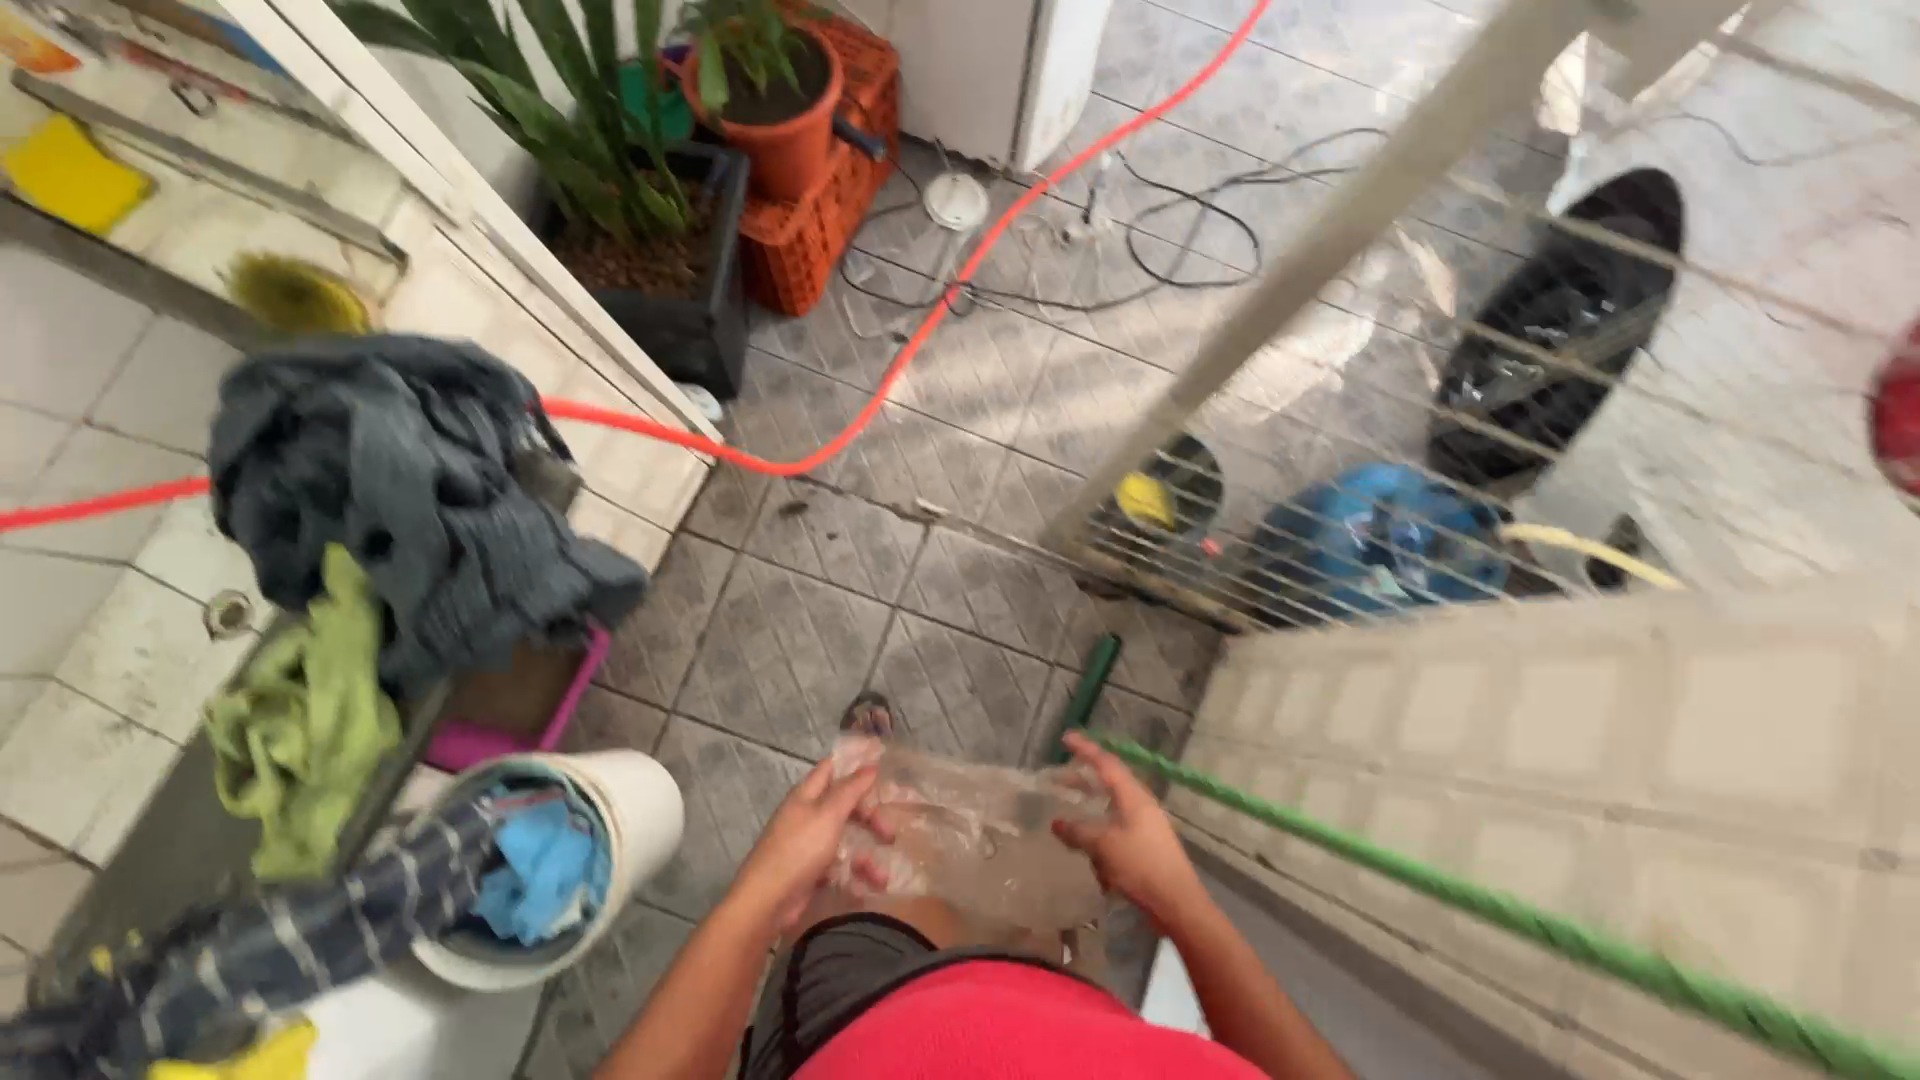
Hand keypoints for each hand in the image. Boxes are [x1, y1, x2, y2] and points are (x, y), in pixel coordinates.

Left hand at [726, 762, 888, 932]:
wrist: (767, 901)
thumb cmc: (799, 850)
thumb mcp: (828, 815)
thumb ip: (850, 789)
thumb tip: (871, 765)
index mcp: (807, 795)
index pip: (832, 768)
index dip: (855, 764)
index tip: (883, 766)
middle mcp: (807, 815)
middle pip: (845, 806)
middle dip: (870, 818)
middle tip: (889, 833)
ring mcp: (808, 844)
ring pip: (845, 839)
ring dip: (865, 855)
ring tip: (881, 877)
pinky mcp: (811, 870)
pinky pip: (838, 866)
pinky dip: (852, 875)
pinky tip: (863, 889)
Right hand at [1052, 732, 1207, 928]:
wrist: (1177, 904)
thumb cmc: (1141, 866)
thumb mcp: (1103, 846)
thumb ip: (1078, 831)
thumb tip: (1057, 822)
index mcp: (1133, 796)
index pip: (1106, 763)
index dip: (1085, 749)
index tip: (1065, 738)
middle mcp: (1141, 805)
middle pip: (1109, 783)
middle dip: (1083, 781)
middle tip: (1059, 779)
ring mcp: (1146, 826)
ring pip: (1111, 810)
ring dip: (1091, 813)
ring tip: (1070, 820)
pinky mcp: (1146, 847)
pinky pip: (1116, 833)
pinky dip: (1100, 837)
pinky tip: (1090, 856)